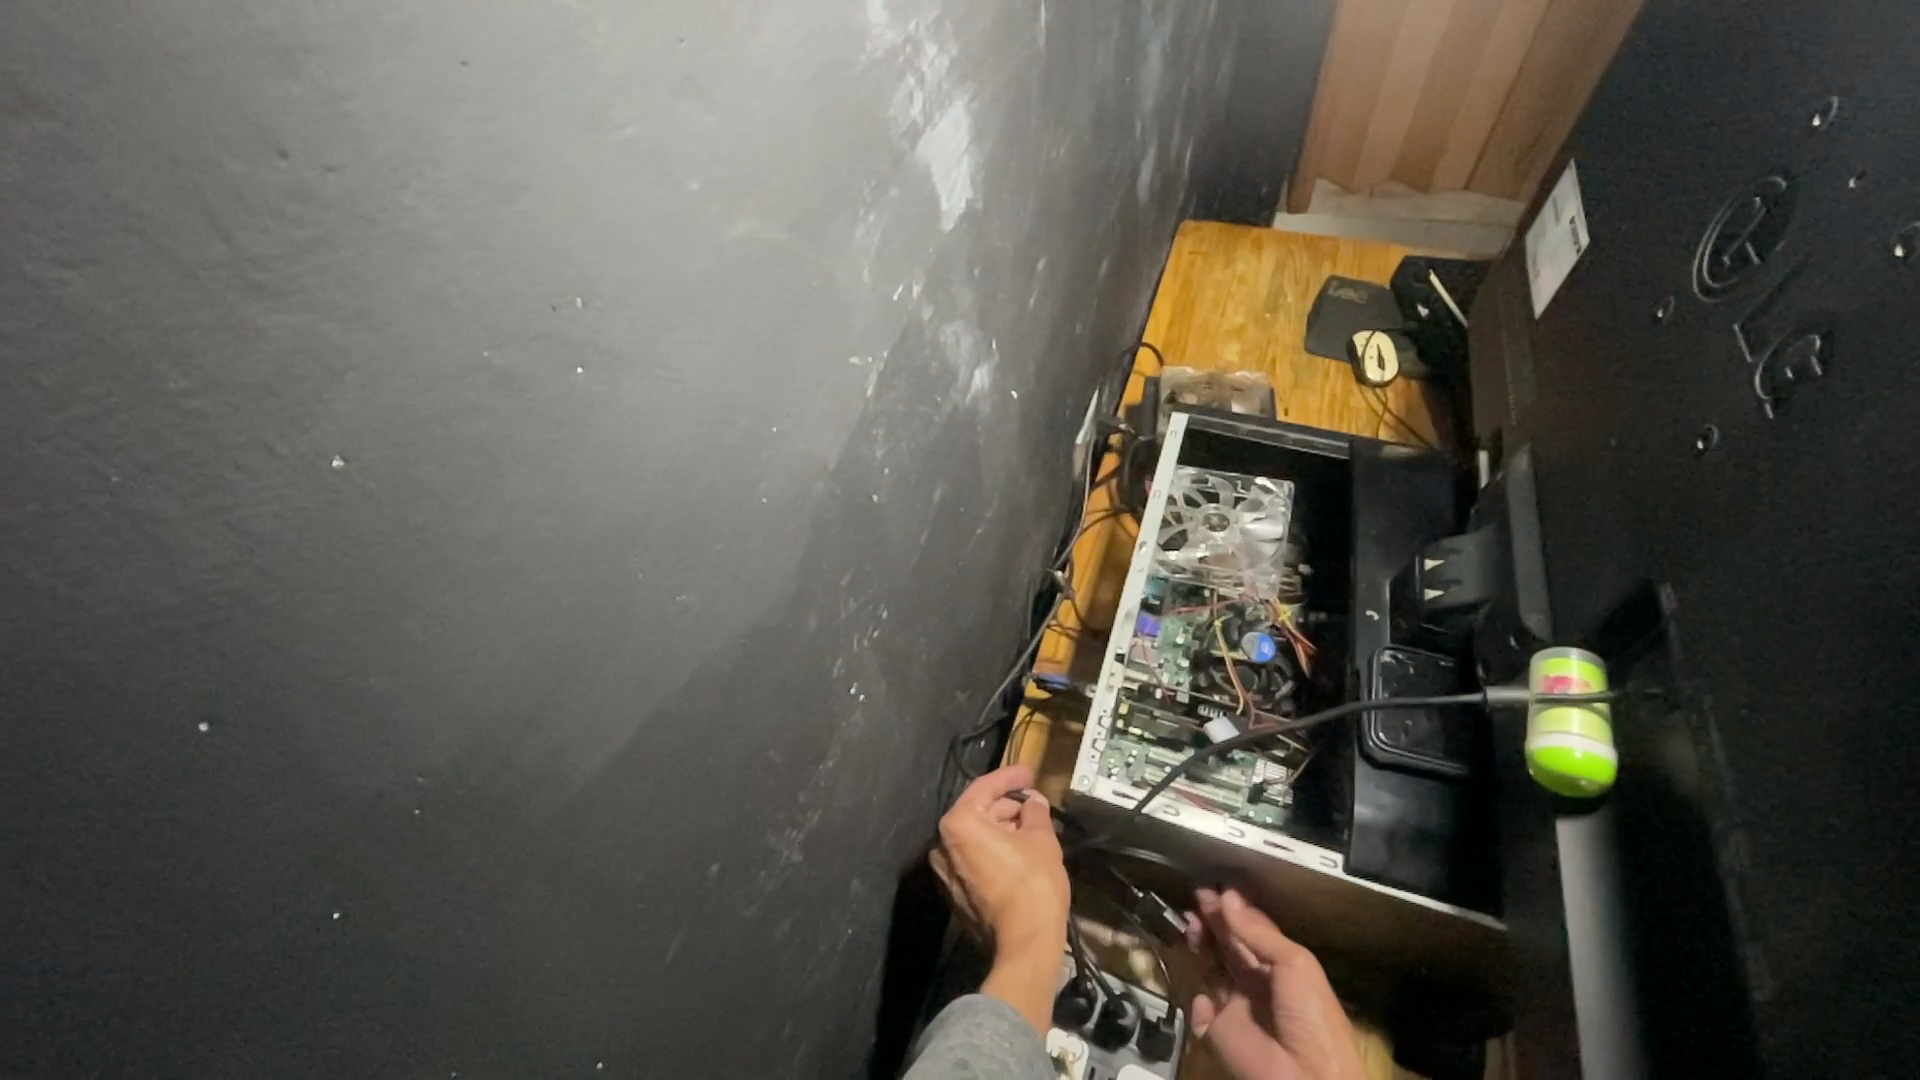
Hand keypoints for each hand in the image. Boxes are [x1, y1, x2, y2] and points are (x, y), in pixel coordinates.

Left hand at [931, 764, 1069, 1031]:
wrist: (1025, 945)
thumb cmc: (1032, 883)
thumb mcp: (1041, 838)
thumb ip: (1034, 811)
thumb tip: (1033, 801)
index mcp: (958, 824)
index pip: (984, 788)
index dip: (1009, 777)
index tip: (1029, 771)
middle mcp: (942, 846)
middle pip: (977, 813)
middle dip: (1007, 806)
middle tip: (1035, 803)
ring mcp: (945, 874)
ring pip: (976, 839)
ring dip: (1003, 829)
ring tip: (1032, 827)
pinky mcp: (956, 896)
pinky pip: (975, 861)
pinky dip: (995, 851)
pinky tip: (1020, 851)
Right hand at [1185, 888, 1366, 1079]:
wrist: (1309, 1079)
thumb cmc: (1311, 1016)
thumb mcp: (1294, 963)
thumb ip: (1257, 931)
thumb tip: (1226, 897)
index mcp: (1279, 966)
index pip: (1250, 932)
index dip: (1232, 911)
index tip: (1212, 890)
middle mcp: (1256, 983)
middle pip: (1227, 946)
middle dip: (1211, 922)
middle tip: (1195, 901)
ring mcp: (1236, 1008)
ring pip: (1210, 970)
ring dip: (1199, 946)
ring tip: (1190, 924)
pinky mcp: (1218, 1032)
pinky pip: (1200, 1012)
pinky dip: (1196, 1002)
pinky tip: (1203, 993)